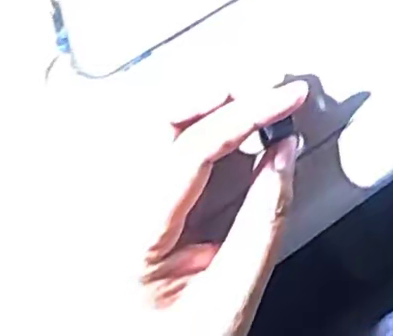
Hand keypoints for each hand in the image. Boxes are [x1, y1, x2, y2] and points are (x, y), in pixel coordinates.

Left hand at [116, 80, 309, 335]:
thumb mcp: (229, 304)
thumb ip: (263, 223)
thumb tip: (287, 151)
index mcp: (124, 246)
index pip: (191, 148)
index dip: (250, 111)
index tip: (292, 95)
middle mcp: (100, 224)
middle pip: (159, 124)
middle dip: (223, 95)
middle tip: (272, 88)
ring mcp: (102, 220)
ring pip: (154, 133)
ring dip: (210, 108)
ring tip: (257, 103)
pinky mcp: (117, 220)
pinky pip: (154, 154)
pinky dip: (196, 130)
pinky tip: (228, 130)